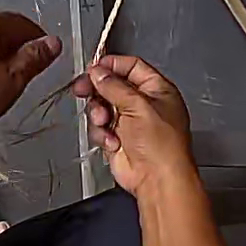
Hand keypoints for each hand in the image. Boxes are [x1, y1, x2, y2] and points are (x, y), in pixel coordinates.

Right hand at [70, 54, 194, 196]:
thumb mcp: (137, 105)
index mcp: (157, 90)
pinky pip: (100, 128)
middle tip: (83, 89)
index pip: (132, 67)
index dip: (111, 65)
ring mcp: (131, 122)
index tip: (94, 68)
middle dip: (97, 90)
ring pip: (102, 107)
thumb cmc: (162, 146)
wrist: (157, 179)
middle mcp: (144, 105)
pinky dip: (102, 134)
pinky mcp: (119, 139)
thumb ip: (114, 86)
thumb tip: (99, 72)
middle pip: (112, 86)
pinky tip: (113, 142)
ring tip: (105, 123)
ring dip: (99, 115)